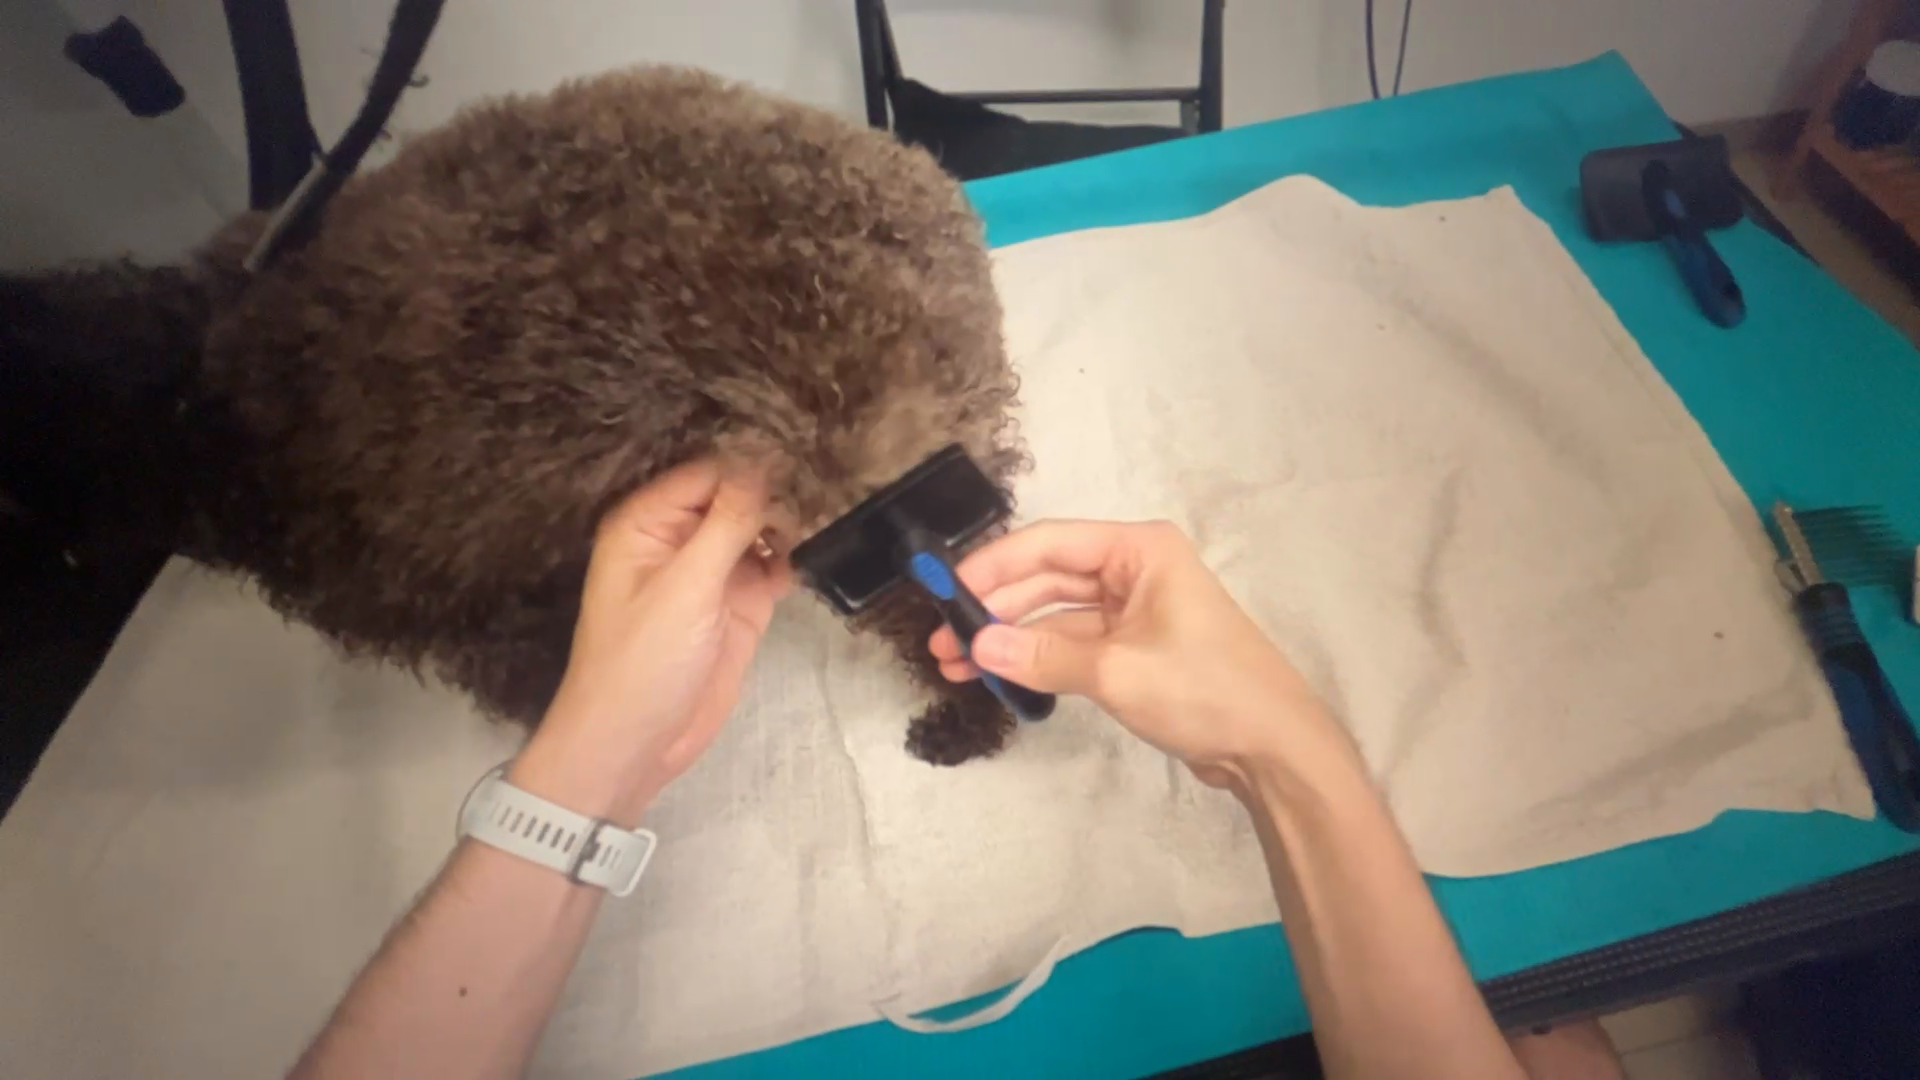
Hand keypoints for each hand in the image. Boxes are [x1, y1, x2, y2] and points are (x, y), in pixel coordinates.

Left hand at [512, 461, 791, 825]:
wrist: (639, 742)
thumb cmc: (645, 659)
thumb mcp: (686, 586)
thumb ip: (727, 524)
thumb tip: (763, 462)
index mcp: (650, 523)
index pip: (708, 474)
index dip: (751, 468)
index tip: (801, 463)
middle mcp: (683, 538)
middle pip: (738, 497)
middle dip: (776, 496)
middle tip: (820, 496)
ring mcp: (714, 571)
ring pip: (760, 529)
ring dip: (789, 527)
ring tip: (820, 525)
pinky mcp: (741, 601)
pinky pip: (773, 565)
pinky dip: (791, 561)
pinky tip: (808, 562)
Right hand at [929, 520, 1355, 790]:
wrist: (1274, 750)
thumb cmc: (1204, 690)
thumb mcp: (1117, 671)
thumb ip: (1042, 656)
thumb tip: (976, 646)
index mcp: (1138, 550)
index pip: (1049, 545)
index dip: (992, 565)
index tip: (946, 591)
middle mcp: (1132, 570)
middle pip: (1047, 579)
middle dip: (995, 609)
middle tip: (944, 639)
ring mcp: (1130, 611)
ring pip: (1055, 616)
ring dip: (1009, 638)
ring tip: (956, 664)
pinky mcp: (1129, 648)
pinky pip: (1071, 644)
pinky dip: (1037, 659)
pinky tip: (998, 675)